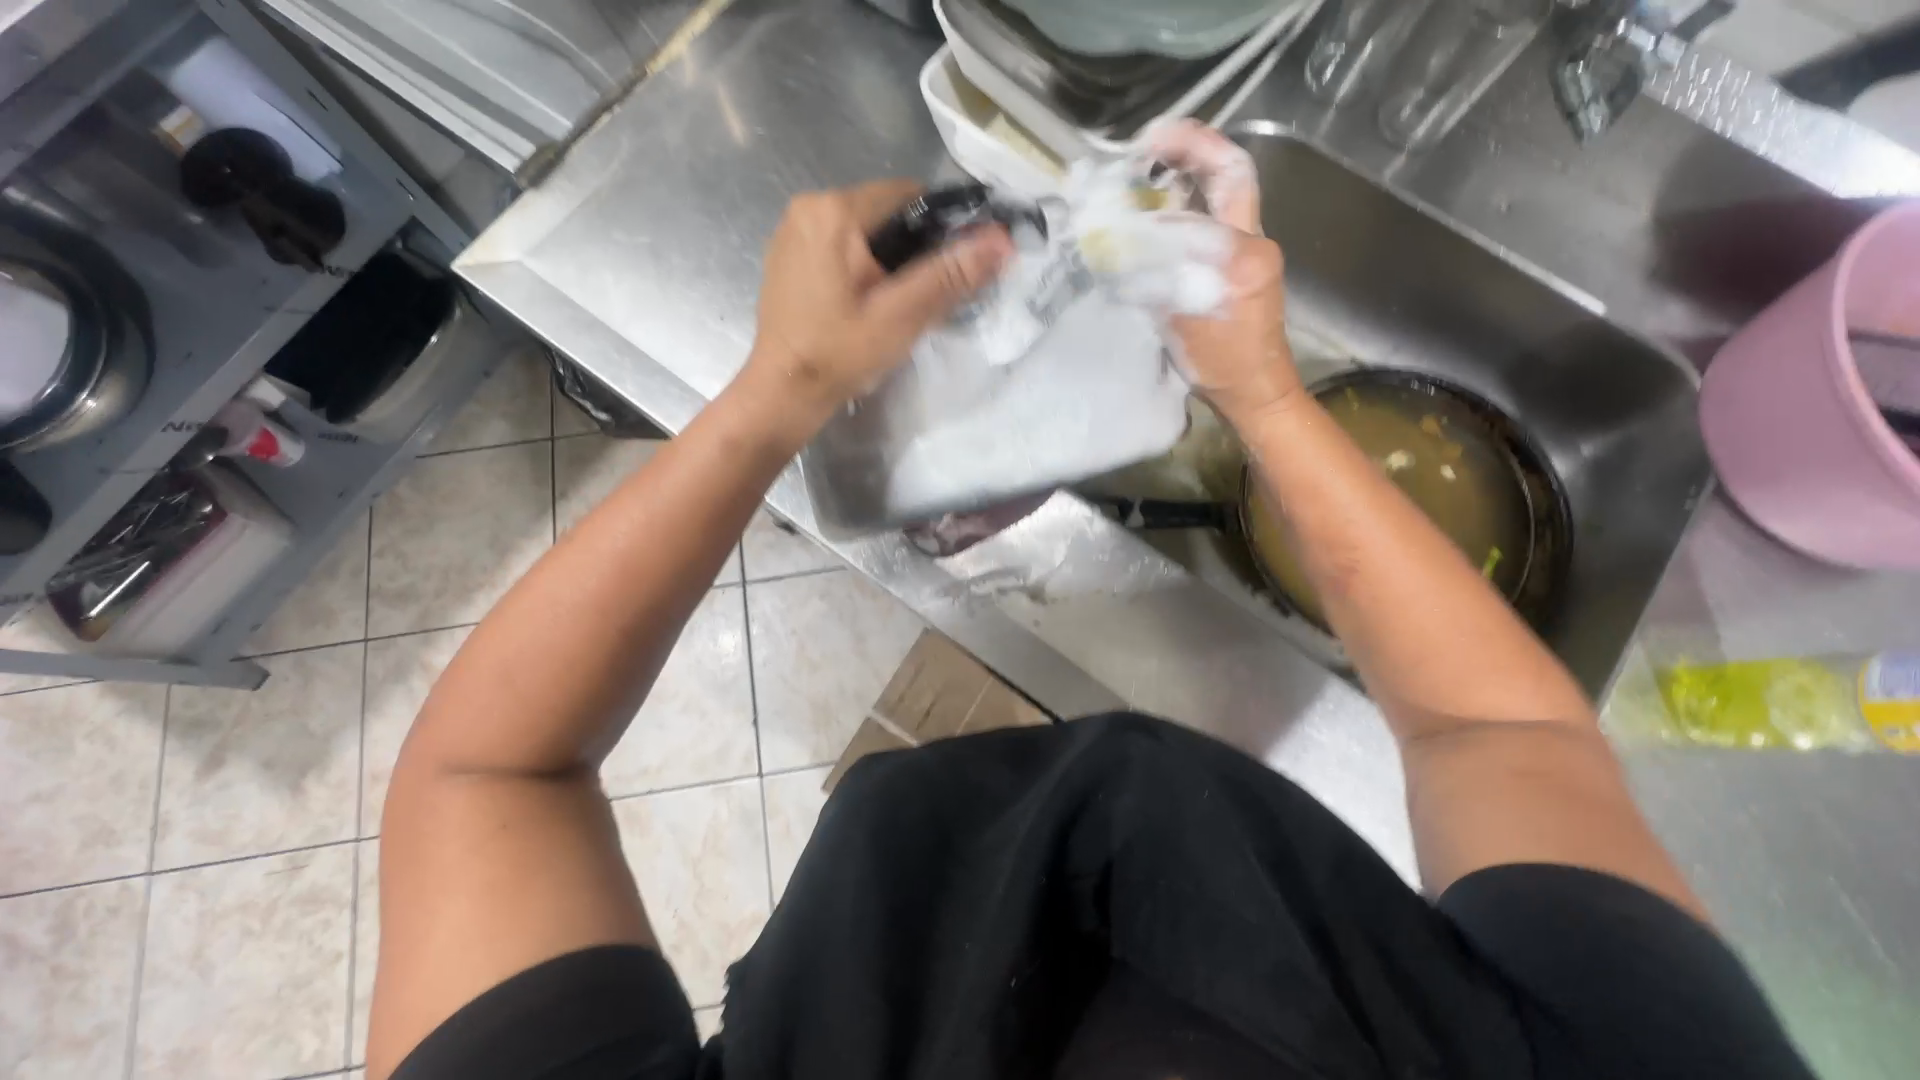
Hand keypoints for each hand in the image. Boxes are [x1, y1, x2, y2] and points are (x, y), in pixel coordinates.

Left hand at [746, 180, 1011, 422]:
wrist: (783, 391)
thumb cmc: (840, 353)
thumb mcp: (903, 315)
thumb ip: (952, 273)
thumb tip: (1003, 240)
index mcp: (834, 210)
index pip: (909, 195)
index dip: (940, 228)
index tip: (952, 267)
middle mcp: (807, 207)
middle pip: (885, 212)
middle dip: (911, 247)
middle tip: (921, 295)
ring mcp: (791, 231)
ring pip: (863, 230)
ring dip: (886, 259)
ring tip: (893, 303)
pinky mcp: (786, 256)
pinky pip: (838, 247)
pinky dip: (858, 266)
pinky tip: (862, 304)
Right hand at [1150, 121, 1303, 425]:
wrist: (1256, 392)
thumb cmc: (1220, 366)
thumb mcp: (1179, 323)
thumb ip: (1153, 276)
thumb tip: (1116, 238)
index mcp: (1244, 254)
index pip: (1216, 191)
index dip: (1184, 160)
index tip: (1149, 142)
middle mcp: (1255, 242)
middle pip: (1232, 175)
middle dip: (1195, 148)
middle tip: (1152, 139)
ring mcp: (1252, 250)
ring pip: (1222, 198)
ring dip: (1188, 176)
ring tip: (1145, 172)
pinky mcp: (1244, 263)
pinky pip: (1215, 223)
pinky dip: (1186, 208)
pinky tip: (1156, 212)